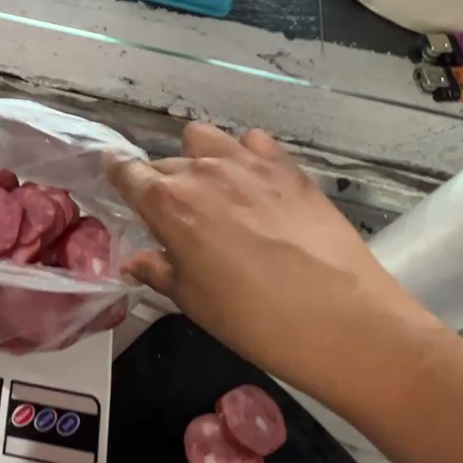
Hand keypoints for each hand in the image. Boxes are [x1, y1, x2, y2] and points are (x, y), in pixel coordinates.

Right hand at [108, 123, 444, 405]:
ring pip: (203, 139)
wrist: (347, 323)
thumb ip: (159, 272)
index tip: (115, 179)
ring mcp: (248, 164)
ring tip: (213, 190)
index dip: (116, 173)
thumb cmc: (256, 322)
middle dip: (161, 184)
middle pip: (164, 162)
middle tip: (176, 218)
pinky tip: (255, 185)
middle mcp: (201, 173)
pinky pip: (253, 143)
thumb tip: (136, 262)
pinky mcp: (288, 167)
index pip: (125, 170)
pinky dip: (246, 155)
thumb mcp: (195, 303)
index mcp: (168, 204)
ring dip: (198, 158)